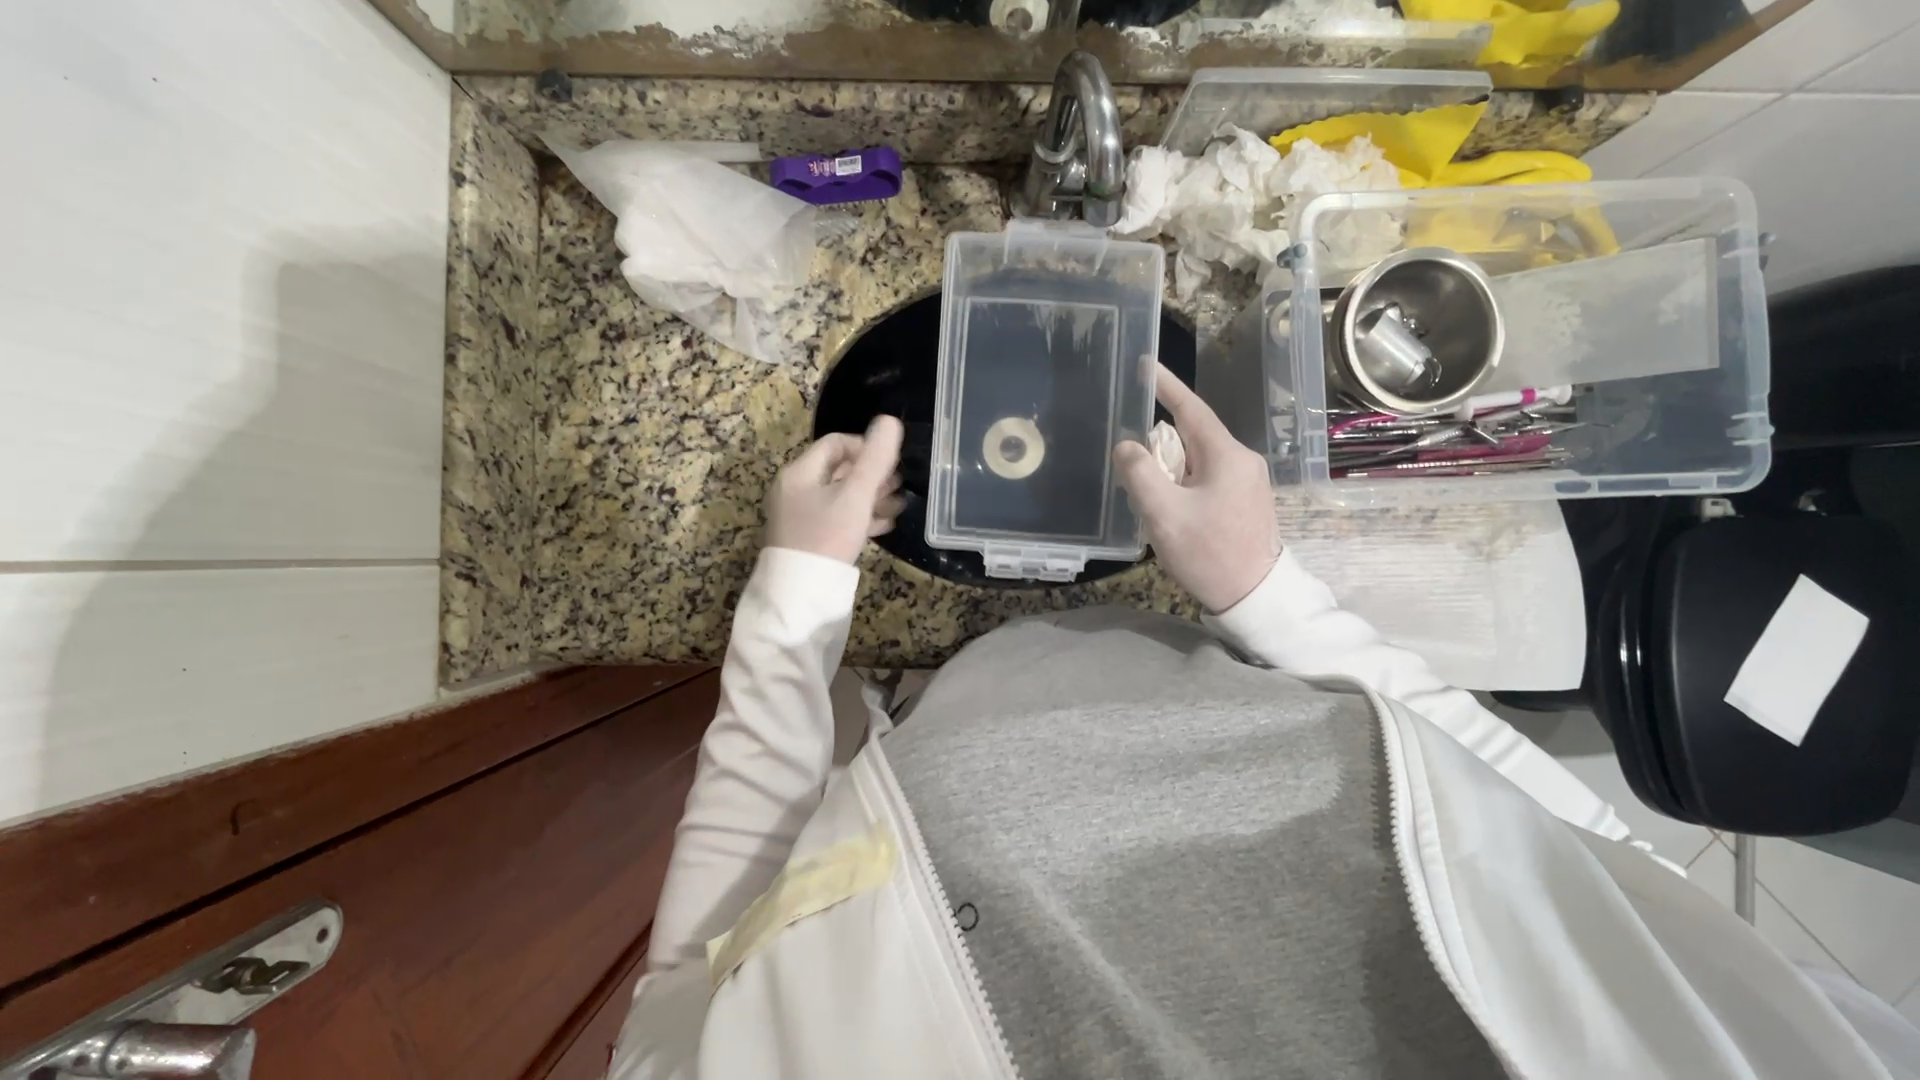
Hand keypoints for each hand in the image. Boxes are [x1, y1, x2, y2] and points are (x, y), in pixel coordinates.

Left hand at [767, 415, 906, 563]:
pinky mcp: (805, 538)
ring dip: (870, 497)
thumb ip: (875, 459)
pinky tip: (883, 525)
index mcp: (800, 472)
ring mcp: (798, 515)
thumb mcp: (856, 496)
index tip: (890, 463)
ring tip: (898, 505)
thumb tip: (889, 421)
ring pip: (839, 496)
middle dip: (872, 475)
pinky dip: (858, 517)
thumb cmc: (828, 536)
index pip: (835, 444)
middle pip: (838, 470)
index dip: (865, 447)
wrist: (801, 591)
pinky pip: (835, 518)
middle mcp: (794, 489)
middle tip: (900, 484)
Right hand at [1114, 365, 1280, 612]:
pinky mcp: (1247, 502)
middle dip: (1162, 441)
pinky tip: (1170, 503)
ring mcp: (1249, 482)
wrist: (1254, 597)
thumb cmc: (1208, 554)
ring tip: (1148, 490)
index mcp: (1226, 456)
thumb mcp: (1164, 515)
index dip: (1166, 386)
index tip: (1146, 365)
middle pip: (1193, 435)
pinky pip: (1209, 478)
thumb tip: (1128, 446)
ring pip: (1200, 459)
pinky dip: (1184, 481)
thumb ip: (1141, 474)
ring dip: (1172, 467)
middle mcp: (1242, 461)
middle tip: (1132, 456)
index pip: (1191, 409)